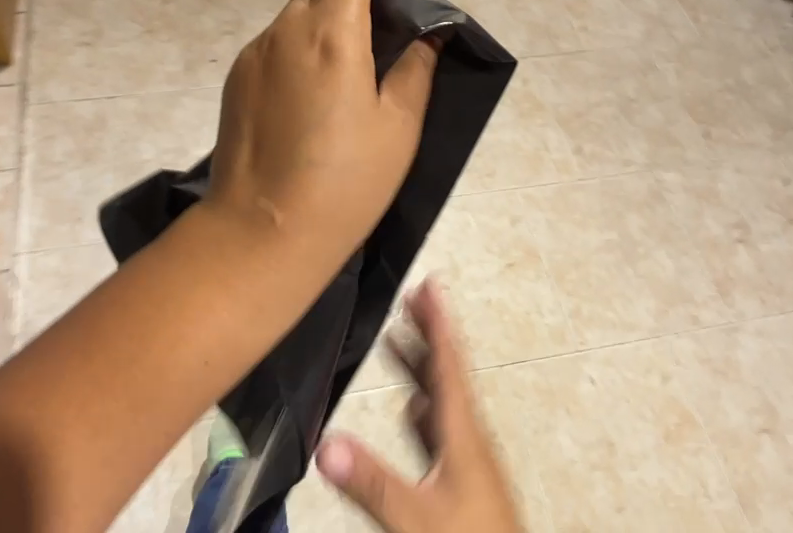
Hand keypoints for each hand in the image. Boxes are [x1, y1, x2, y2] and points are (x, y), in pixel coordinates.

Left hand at [205, 0, 439, 260]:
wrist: (260, 233)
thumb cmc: (344, 183)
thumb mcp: (399, 128)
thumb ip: (416, 68)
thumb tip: (427, 36)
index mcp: (330, 32)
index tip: (393, 1)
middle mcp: (284, 30)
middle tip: (377, 53)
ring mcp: (253, 53)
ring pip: (296, 15)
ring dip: (326, 29)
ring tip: (342, 91)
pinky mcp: (235, 79)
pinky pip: (275, 47)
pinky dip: (299, 55)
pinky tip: (307, 111)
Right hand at [316, 281, 524, 532]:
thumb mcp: (416, 518)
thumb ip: (370, 481)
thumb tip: (322, 442)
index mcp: (463, 435)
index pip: (449, 365)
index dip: (439, 322)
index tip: (431, 283)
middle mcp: (470, 439)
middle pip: (447, 375)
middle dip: (428, 334)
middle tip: (410, 296)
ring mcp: (470, 461)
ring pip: (445, 399)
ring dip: (424, 366)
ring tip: (400, 339)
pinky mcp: (465, 482)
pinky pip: (441, 426)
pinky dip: (424, 404)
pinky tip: (413, 409)